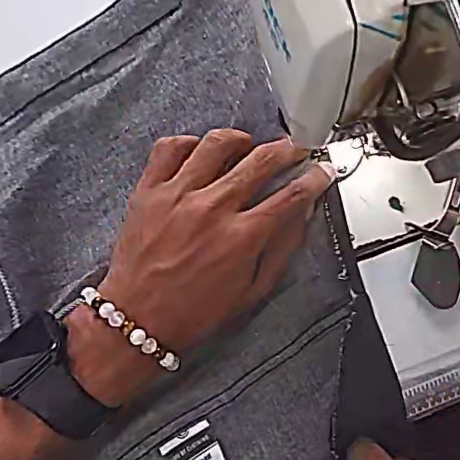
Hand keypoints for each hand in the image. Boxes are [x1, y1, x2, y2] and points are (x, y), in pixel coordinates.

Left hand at [66, 130, 336, 407]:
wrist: (138, 319)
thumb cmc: (192, 311)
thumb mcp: (252, 291)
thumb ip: (282, 249)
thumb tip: (302, 215)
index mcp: (241, 238)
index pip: (292, 194)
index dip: (315, 178)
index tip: (321, 171)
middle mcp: (212, 209)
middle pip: (262, 159)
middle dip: (288, 149)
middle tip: (294, 150)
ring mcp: (178, 195)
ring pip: (217, 143)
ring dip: (241, 139)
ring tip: (247, 145)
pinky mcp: (149, 191)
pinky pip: (170, 148)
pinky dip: (189, 143)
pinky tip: (199, 152)